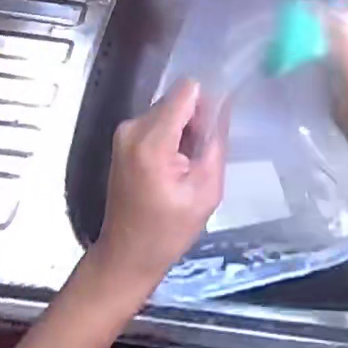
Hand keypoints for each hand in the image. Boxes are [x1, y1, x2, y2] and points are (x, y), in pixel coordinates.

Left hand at [91, 78, 227, 291]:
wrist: (125, 257)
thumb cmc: (168, 232)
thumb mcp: (206, 191)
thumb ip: (215, 142)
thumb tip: (223, 105)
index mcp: (152, 141)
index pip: (186, 90)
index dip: (205, 105)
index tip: (210, 133)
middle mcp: (133, 127)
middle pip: (177, 98)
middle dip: (194, 120)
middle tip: (197, 157)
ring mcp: (125, 131)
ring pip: (169, 107)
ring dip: (183, 128)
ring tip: (184, 165)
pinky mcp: (123, 137)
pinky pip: (157, 119)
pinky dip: (170, 134)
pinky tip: (171, 165)